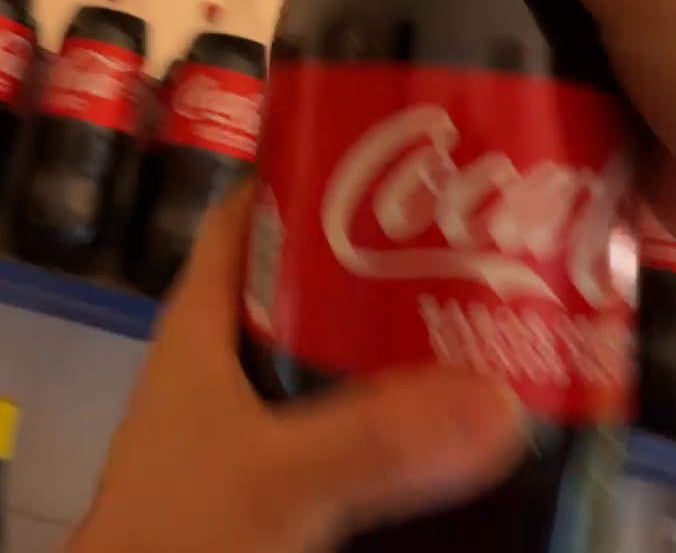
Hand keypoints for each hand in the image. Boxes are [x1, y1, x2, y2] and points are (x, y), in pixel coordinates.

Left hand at [68, 187, 525, 552]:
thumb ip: (374, 442)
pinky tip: (418, 421)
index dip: (293, 178)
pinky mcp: (248, 456)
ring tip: (452, 323)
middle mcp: (214, 349)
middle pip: (289, 278)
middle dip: (359, 260)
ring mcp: (229, 405)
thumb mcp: (274, 477)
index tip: (370, 159)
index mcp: (201, 318)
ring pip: (306, 346)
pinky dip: (362, 403)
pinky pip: (314, 408)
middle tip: (444, 247)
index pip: (239, 216)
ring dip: (366, 337)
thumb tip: (496, 396)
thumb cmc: (179, 523)